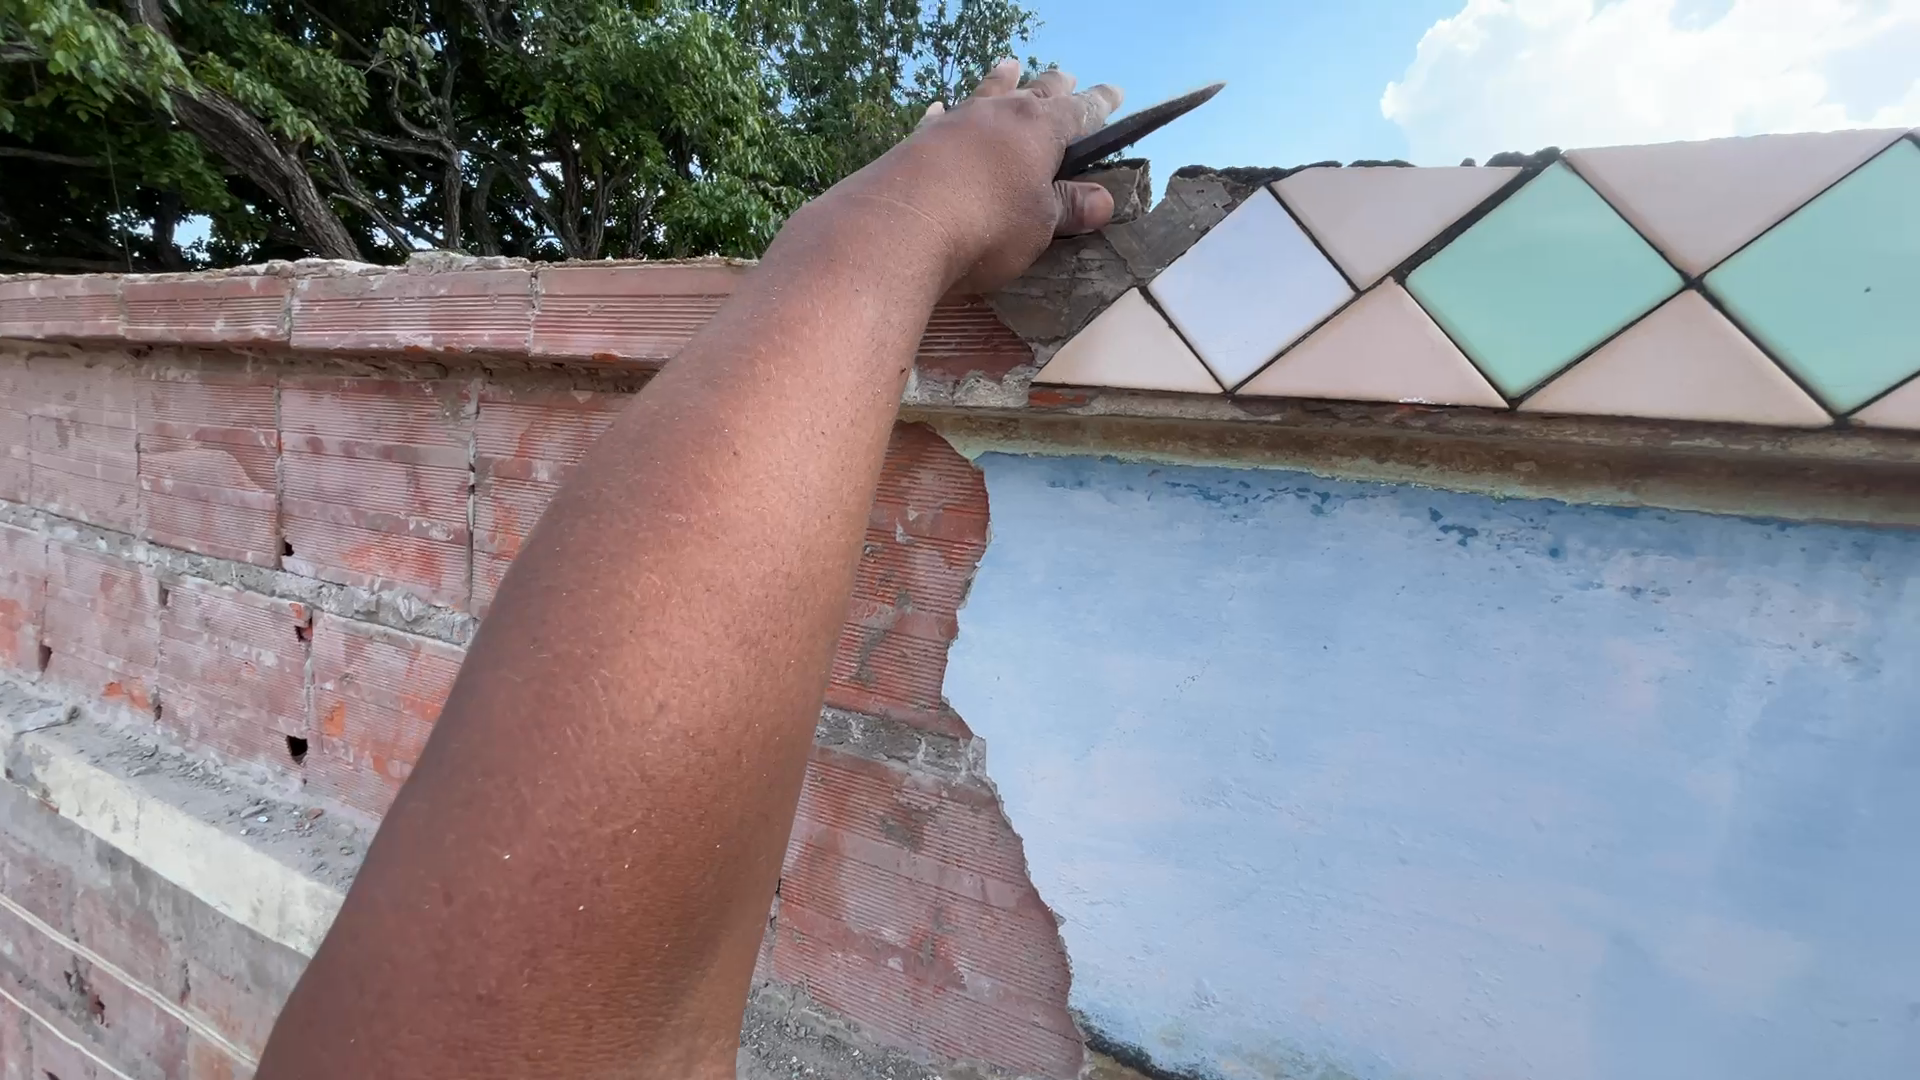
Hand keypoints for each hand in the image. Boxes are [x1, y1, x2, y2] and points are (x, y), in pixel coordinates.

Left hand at [833, 60, 1123, 292]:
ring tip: (1010, 64)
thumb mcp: (1039, 224)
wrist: (906, 226)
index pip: (1079, 112)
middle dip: (1053, 85)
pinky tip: (940, 109)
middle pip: (1033, 93)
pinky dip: (944, 113)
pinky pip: (937, 119)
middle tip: (1065, 74)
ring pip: (985, 93)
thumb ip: (1068, 208)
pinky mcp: (919, 142)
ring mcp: (956, 124)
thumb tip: (1103, 201)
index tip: (1114, 93)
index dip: (1099, 104)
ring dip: (1001, 79)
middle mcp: (999, 115)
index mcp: (1039, 131)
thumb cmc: (988, 228)